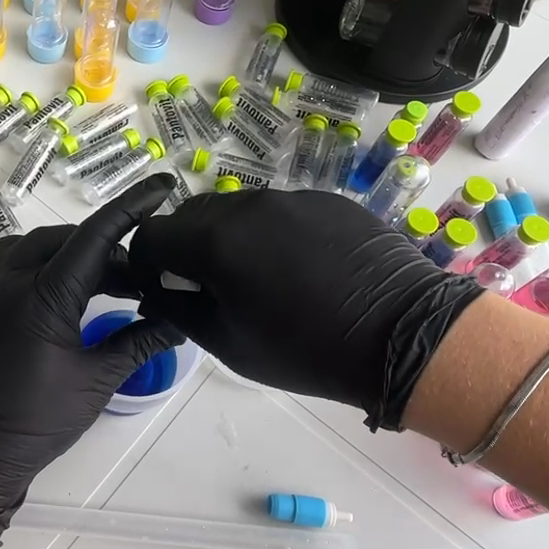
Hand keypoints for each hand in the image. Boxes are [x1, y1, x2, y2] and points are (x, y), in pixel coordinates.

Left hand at [0, 176, 186, 545]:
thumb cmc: (37, 422)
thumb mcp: (98, 380)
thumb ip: (139, 341)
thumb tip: (179, 320)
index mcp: (43, 296)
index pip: (96, 236)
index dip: (132, 207)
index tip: (162, 185)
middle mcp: (10, 279)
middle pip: (69, 240)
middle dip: (110, 250)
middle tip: (142, 279)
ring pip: (38, 244)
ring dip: (75, 252)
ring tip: (108, 282)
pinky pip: (10, 257)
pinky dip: (42, 259)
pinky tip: (62, 281)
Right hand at [130, 188, 484, 429]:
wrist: (404, 336)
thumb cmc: (307, 351)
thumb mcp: (229, 343)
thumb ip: (179, 311)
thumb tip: (155, 293)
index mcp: (215, 242)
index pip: (150, 235)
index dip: (144, 263)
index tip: (160, 289)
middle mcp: (246, 206)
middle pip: (190, 216)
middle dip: (184, 248)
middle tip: (208, 287)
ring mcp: (289, 197)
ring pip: (235, 210)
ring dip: (227, 239)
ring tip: (258, 278)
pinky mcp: (326, 199)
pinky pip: (278, 211)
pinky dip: (270, 234)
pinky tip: (299, 268)